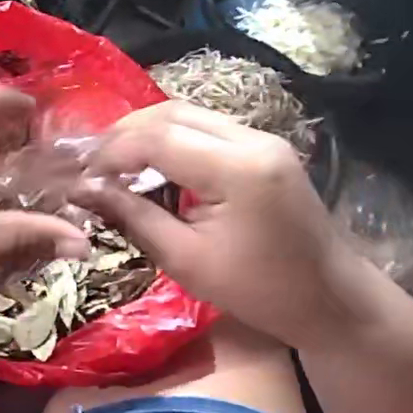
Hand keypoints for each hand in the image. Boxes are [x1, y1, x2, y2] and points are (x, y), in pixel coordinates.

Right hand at [74, 101, 387, 350]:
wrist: (330, 298)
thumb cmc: (259, 291)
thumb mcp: (186, 260)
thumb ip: (133, 217)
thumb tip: (84, 190)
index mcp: (237, 169)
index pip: (158, 138)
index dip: (112, 152)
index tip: (81, 178)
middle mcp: (253, 138)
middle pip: (172, 113)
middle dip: (124, 135)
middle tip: (91, 165)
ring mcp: (263, 138)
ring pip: (189, 115)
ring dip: (146, 133)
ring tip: (114, 164)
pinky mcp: (264, 147)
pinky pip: (206, 129)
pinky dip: (171, 140)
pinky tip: (151, 164)